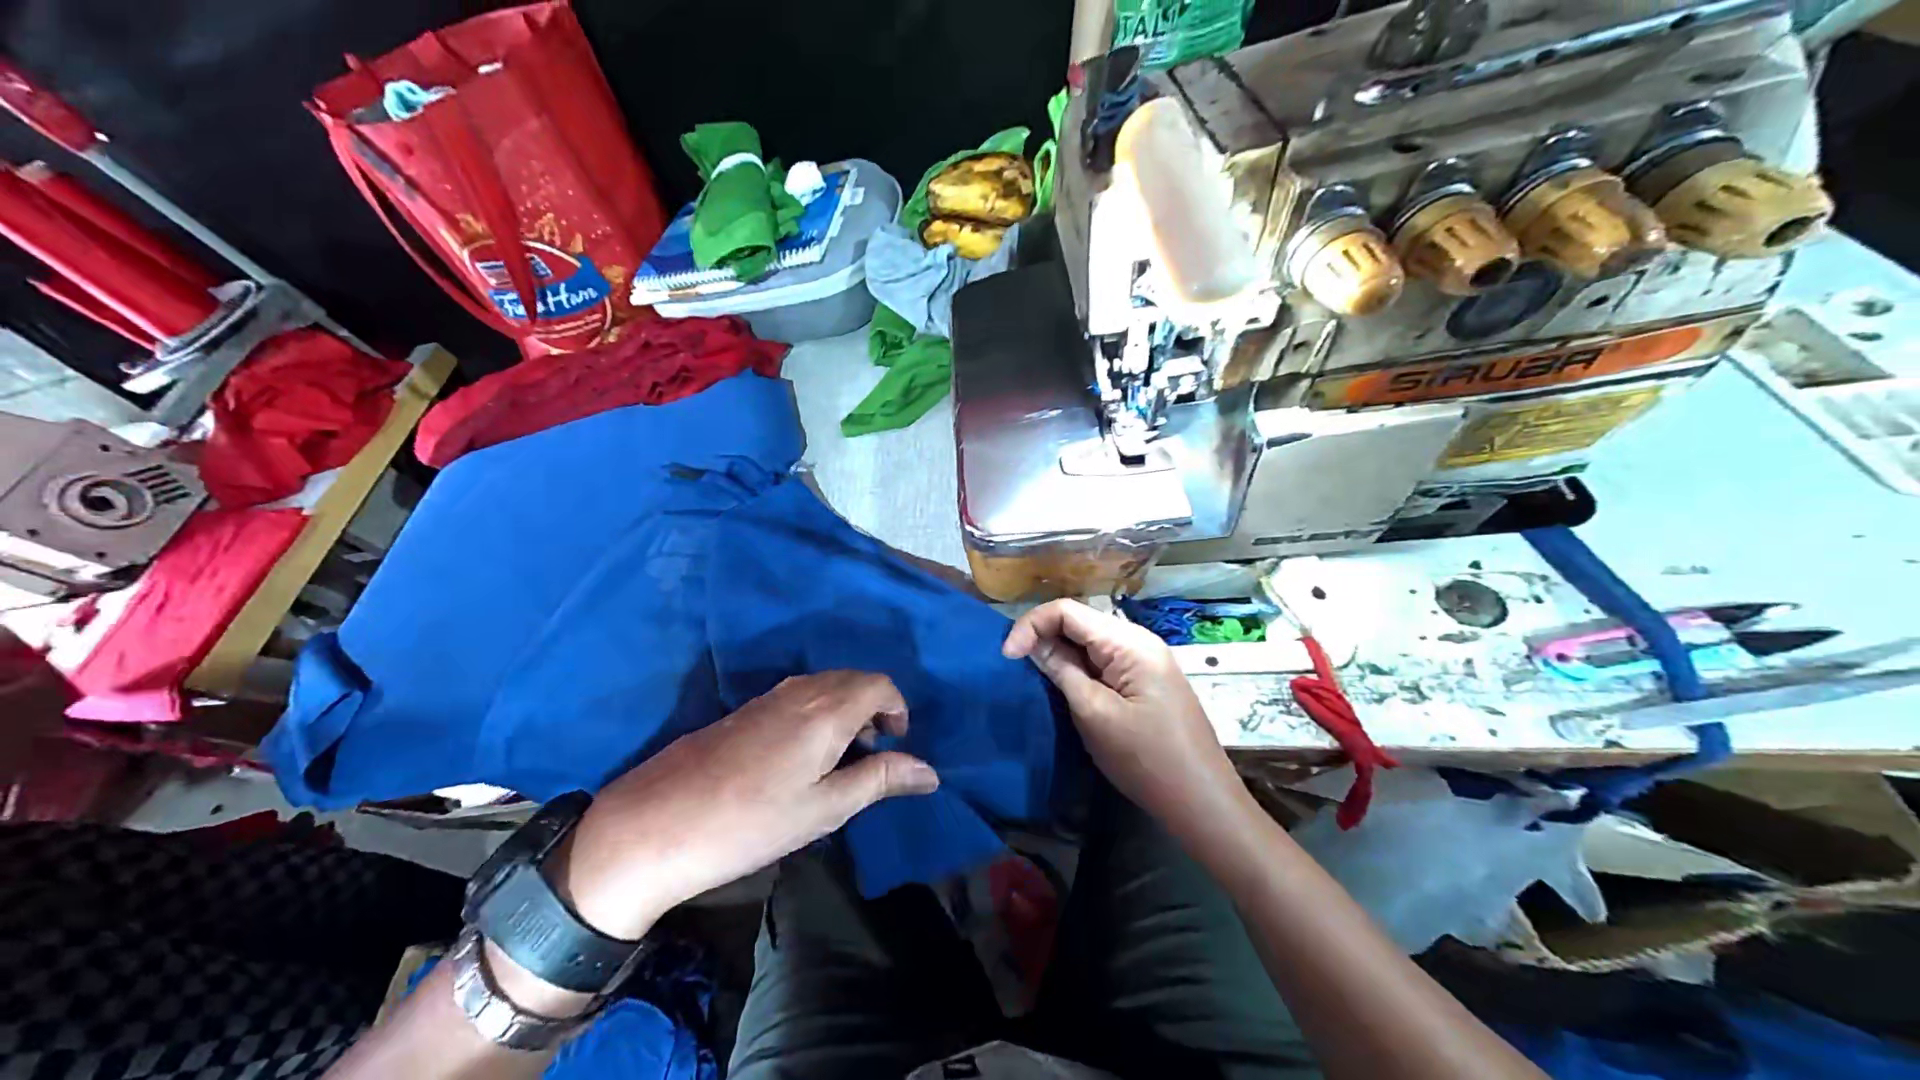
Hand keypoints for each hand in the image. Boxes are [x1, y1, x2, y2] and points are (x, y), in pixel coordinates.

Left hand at [553, 672, 939, 939]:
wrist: (656, 824)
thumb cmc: (752, 822)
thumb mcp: (825, 809)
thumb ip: (879, 780)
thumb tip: (931, 772)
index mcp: (826, 709)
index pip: (879, 683)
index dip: (897, 708)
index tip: (896, 743)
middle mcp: (800, 691)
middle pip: (852, 679)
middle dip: (874, 706)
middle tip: (873, 753)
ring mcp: (767, 698)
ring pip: (823, 686)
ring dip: (844, 709)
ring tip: (840, 758)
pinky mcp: (743, 711)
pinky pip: (797, 696)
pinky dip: (816, 713)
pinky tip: (800, 758)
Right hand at [1003, 600, 1238, 834]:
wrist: (1202, 800)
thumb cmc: (1146, 759)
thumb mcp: (1094, 714)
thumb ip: (1061, 671)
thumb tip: (1033, 645)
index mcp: (1129, 642)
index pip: (1067, 610)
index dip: (1031, 625)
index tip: (1007, 657)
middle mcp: (1139, 640)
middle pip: (1079, 621)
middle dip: (1042, 636)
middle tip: (1015, 667)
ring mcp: (1146, 660)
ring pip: (1090, 641)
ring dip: (1059, 652)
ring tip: (1035, 676)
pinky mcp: (1146, 680)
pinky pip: (1104, 661)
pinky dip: (1078, 667)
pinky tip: (1065, 686)